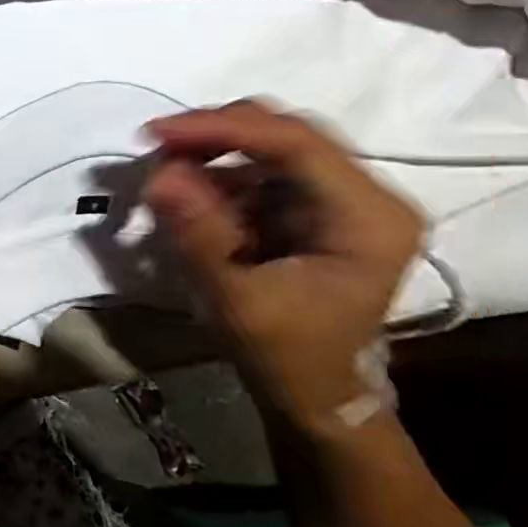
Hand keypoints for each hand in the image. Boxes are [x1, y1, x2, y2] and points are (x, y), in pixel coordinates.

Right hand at [143, 101, 422, 438]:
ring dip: (214, 155)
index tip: (158, 132)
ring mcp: (342, 197)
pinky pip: (263, 170)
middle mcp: (366, 195)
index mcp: (369, 217)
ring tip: (167, 177)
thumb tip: (158, 177)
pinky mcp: (316, 206)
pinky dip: (220, 177)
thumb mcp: (238, 303)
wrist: (316, 399)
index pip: (295, 143)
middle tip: (158, 149)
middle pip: (285, 133)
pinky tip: (191, 196)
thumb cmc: (289, 359)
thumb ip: (200, 237)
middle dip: (215, 136)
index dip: (222, 127)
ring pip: (270, 145)